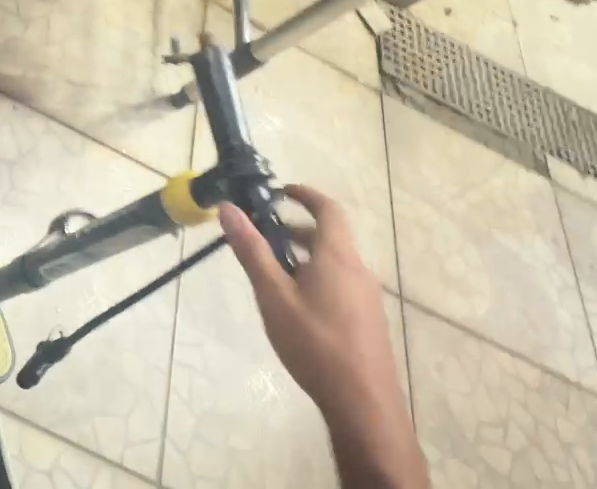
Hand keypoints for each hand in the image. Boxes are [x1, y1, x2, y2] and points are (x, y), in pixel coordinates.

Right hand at [220, 186, 428, 488]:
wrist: (364, 406)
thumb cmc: (315, 343)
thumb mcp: (273, 295)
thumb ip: (252, 250)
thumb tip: (229, 208)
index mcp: (337, 257)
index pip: (328, 209)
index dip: (305, 194)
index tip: (280, 191)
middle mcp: (358, 270)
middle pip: (330, 236)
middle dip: (296, 229)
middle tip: (264, 236)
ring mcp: (367, 297)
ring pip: (335, 261)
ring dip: (305, 255)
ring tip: (274, 272)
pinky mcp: (368, 320)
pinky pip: (341, 283)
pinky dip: (317, 276)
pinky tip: (296, 305)